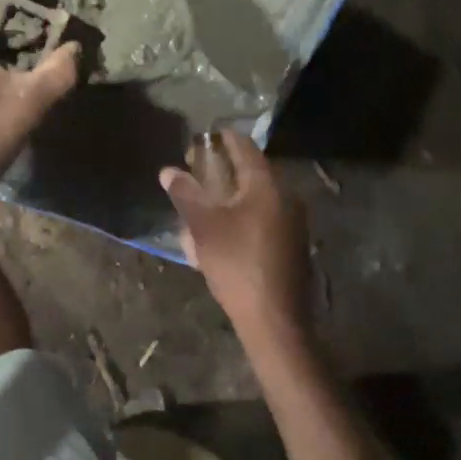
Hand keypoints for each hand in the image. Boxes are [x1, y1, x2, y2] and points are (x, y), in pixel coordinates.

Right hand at [161, 130, 308, 328]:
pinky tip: (219, 235)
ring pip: (254, 198)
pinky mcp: (291, 246)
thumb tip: (168, 171)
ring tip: (200, 207)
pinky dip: (240, 217)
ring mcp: (292, 223)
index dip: (219, 139)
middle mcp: (286, 197)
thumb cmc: (236, 263)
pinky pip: (262, 219)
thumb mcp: (202, 225)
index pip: (244, 146)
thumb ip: (185, 193)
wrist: (274, 321)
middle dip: (220, 171)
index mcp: (266, 185)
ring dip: (228, 197)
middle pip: (250, 172)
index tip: (197, 141)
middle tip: (193, 175)